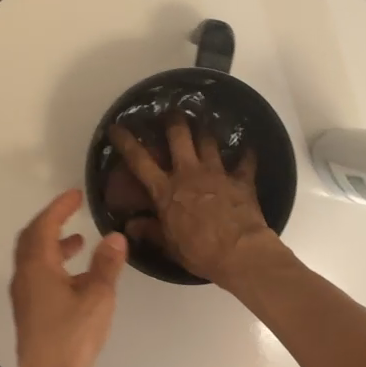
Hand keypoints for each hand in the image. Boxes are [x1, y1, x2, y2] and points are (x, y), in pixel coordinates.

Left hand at [10, 190, 127, 366]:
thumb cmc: (73, 336)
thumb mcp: (98, 297)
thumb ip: (106, 265)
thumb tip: (115, 237)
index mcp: (37, 267)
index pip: (44, 226)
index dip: (59, 207)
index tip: (76, 194)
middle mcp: (24, 277)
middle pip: (31, 240)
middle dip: (51, 223)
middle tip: (72, 212)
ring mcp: (24, 297)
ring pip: (34, 260)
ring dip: (54, 246)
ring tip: (80, 243)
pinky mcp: (29, 314)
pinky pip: (38, 277)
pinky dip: (54, 266)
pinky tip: (76, 279)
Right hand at [108, 116, 276, 284]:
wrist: (239, 252)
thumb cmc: (199, 252)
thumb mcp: (169, 245)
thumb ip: (150, 231)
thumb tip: (130, 226)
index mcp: (166, 190)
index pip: (139, 160)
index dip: (126, 142)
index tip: (117, 127)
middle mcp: (189, 173)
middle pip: (179, 136)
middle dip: (174, 121)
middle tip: (172, 114)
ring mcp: (217, 173)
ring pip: (208, 141)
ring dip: (204, 132)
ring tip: (203, 126)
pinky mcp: (241, 180)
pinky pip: (245, 162)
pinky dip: (247, 155)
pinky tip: (248, 149)